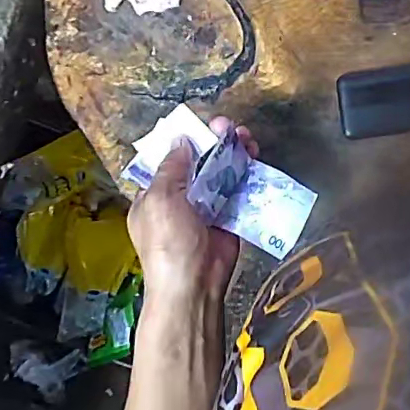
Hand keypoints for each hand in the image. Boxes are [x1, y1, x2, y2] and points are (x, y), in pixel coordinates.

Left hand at [128, 117, 255, 302]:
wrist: (194, 285)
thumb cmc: (168, 243)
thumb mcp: (161, 199)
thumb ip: (171, 167)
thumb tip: (181, 141)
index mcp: (155, 194)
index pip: (169, 159)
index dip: (186, 139)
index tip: (202, 124)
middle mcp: (180, 198)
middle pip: (199, 161)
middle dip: (214, 141)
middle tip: (227, 127)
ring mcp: (205, 207)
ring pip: (221, 171)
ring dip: (233, 151)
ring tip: (245, 137)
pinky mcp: (228, 216)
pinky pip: (238, 189)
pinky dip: (246, 172)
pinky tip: (254, 157)